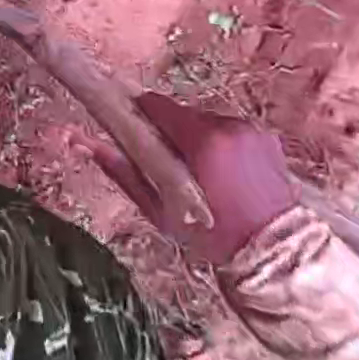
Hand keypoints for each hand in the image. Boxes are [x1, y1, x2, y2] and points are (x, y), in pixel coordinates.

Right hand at [78, 94, 296, 262]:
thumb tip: (82, 141)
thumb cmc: (210, 235)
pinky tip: (221, 170)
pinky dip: (221, 142)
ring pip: (206, 120)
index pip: (156, 104)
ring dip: (196, 136)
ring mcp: (251, 130)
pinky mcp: (266, 137)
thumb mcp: (157, 209)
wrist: (276, 255)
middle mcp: (228, 126)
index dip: (140, 114)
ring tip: (197, 169)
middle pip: (182, 113)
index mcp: (201, 140)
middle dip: (171, 130)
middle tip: (167, 159)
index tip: (134, 128)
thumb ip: (120, 170)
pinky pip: (230, 129)